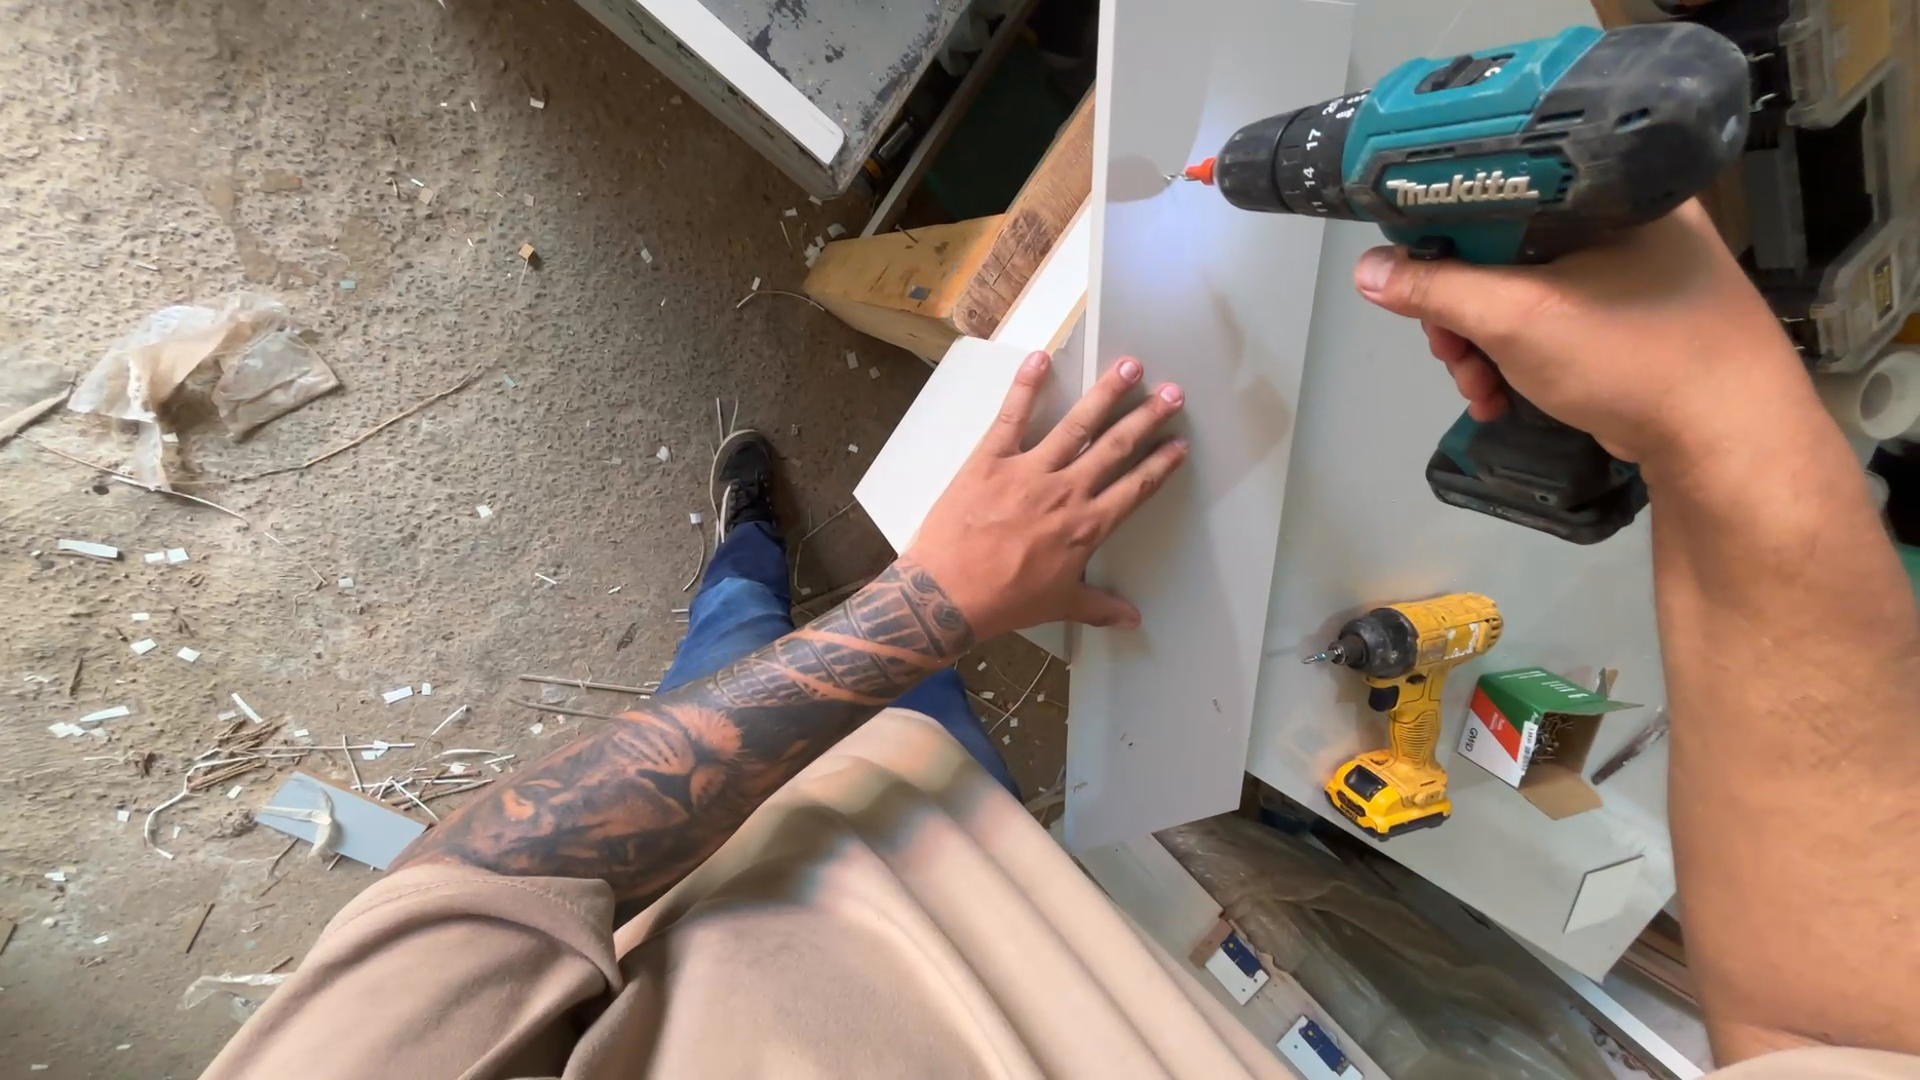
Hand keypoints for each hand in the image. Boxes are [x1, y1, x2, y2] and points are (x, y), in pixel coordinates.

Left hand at [905, 351, 1187, 640]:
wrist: (948, 594)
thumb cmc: (1006, 601)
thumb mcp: (1060, 605)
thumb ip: (1100, 606)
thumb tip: (1134, 619)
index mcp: (1087, 526)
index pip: (1135, 488)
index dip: (1160, 465)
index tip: (1178, 444)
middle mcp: (1067, 491)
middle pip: (1116, 447)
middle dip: (1148, 418)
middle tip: (1173, 392)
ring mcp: (1029, 471)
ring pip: (1077, 425)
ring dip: (1106, 393)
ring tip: (1130, 365)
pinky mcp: (991, 459)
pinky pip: (1012, 416)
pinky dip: (1026, 385)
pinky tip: (1040, 358)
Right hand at [1351, 201, 1811, 468]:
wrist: (1719, 435)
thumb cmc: (1629, 356)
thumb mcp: (1515, 317)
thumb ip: (1436, 290)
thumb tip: (1366, 270)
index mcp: (1610, 197)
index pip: (1499, 199)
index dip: (1445, 244)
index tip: (1420, 290)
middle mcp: (1619, 226)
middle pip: (1497, 258)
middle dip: (1459, 318)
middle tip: (1451, 354)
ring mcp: (1622, 276)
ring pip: (1511, 299)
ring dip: (1476, 349)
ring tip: (1477, 388)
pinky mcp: (1617, 320)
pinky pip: (1538, 327)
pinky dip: (1507, 361)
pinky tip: (1497, 396)